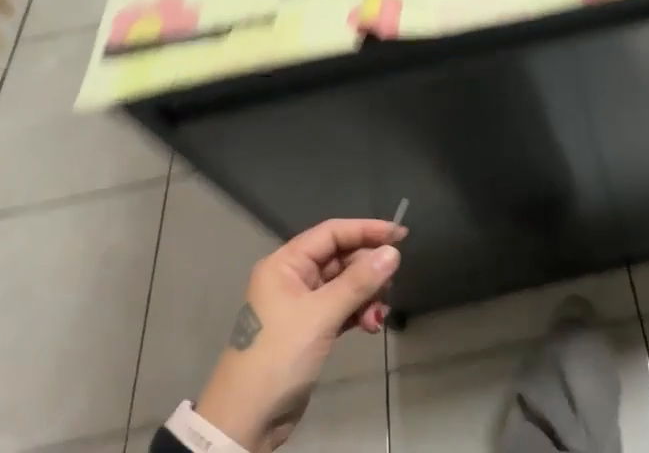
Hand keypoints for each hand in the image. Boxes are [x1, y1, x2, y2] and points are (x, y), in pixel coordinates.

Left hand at [194, 219, 405, 451]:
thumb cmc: (279, 355)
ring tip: (379, 317)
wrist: (247, 419)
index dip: (366, 230)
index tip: (400, 235)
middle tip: (390, 286)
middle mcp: (292, 278)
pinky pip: (341, 308)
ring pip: (344, 285)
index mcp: (285, 264)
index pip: (331, 233)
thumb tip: (394, 252)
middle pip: (340, 258)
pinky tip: (371, 326)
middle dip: (368, 271)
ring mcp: (301, 305)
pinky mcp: (310, 329)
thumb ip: (359, 282)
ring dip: (366, 296)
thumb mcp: (321, 315)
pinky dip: (358, 313)